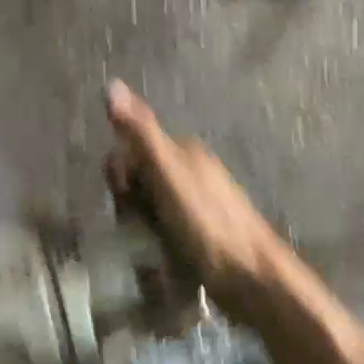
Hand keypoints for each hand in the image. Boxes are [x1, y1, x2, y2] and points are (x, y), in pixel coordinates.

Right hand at [105, 80, 292, 325]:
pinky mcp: (202, 233)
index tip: (128, 200)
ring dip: (142, 228)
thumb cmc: (208, 225)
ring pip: (150, 208)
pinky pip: (165, 230)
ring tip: (151, 247)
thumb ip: (141, 133)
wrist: (252, 277)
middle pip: (140, 181)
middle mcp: (193, 172)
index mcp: (185, 153)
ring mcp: (199, 204)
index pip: (131, 151)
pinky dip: (158, 243)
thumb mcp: (168, 175)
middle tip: (140, 228)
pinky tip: (162, 259)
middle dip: (131, 205)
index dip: (121, 177)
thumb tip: (112, 85)